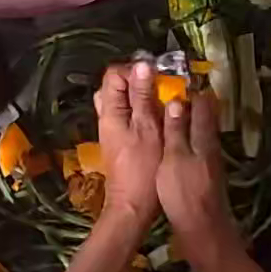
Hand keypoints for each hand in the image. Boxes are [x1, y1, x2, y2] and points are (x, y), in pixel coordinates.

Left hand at [94, 61, 162, 228]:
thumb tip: (142, 65)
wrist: (133, 206)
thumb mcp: (148, 128)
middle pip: (116, 86)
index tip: (158, 74)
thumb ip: (143, 97)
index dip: (135, 69)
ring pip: (123, 101)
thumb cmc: (143, 169)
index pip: (114, 75)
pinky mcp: (122, 141)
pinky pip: (129, 116)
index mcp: (110, 112)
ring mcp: (113, 130)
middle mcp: (107, 117)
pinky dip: (143, 111)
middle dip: (138, 81)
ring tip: (163, 100)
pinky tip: (160, 118)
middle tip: (161, 85)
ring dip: (142, 96)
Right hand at [156, 92, 241, 271]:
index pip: (202, 108)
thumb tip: (176, 102)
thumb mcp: (174, 159)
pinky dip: (191, 136)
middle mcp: (210, 146)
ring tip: (179, 109)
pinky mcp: (206, 175)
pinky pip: (199, 146)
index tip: (183, 79)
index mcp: (203, 139)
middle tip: (183, 90)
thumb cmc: (184, 193)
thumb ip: (176, 131)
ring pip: (203, 132)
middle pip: (206, 119)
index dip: (194, 92)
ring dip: (193, 119)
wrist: (202, 229)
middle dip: (197, 104)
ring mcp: (210, 162)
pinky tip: (182, 140)